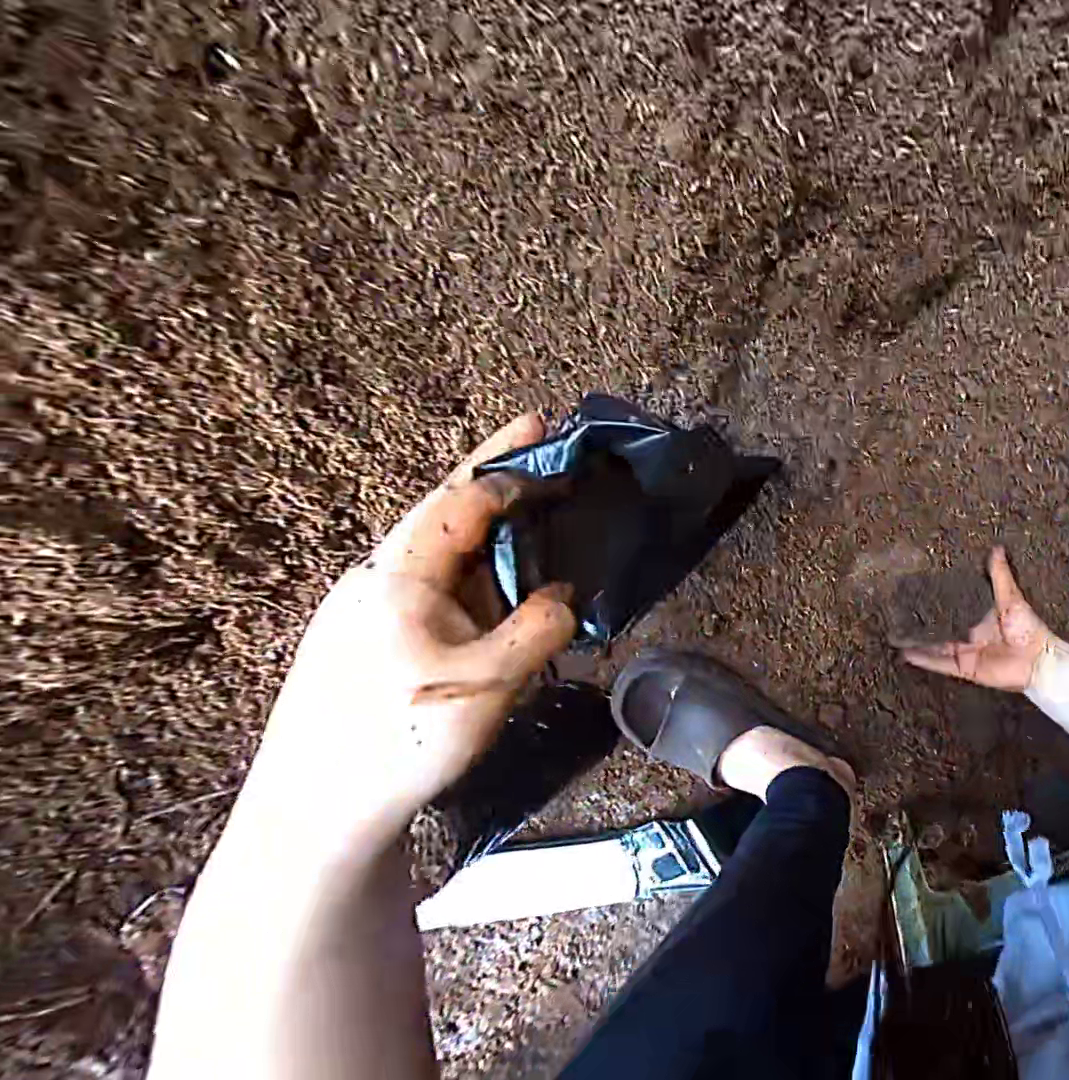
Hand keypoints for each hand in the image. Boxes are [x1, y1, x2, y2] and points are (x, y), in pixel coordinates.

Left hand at [234, 415, 576, 856]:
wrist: (313, 817)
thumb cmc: (395, 741)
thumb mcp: (485, 684)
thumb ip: (538, 629)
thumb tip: (562, 594)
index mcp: (398, 579)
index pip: (458, 501)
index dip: (504, 462)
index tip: (546, 428)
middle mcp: (383, 582)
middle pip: (453, 518)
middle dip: (507, 487)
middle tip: (557, 466)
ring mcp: (379, 611)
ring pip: (453, 557)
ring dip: (503, 535)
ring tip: (549, 524)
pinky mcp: (384, 639)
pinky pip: (449, 589)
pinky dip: (491, 573)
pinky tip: (516, 589)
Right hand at [900, 547, 1054, 691]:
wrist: (1036, 661)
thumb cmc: (1028, 628)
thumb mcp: (1011, 598)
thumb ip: (1000, 576)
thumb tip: (997, 549)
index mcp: (980, 615)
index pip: (955, 604)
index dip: (939, 597)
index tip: (920, 588)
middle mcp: (969, 633)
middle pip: (941, 626)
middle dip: (922, 620)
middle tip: (900, 610)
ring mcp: (965, 651)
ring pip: (935, 645)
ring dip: (918, 640)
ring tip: (895, 632)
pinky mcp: (964, 668)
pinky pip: (940, 664)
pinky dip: (923, 659)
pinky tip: (905, 653)